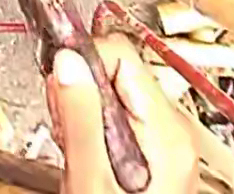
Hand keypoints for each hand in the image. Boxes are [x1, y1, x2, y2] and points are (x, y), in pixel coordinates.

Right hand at [47, 36, 195, 193]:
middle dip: (81, 87)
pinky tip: (85, 150)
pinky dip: (93, 123)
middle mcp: (173, 131)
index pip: (119, 53)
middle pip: (117, 69)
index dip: (83, 61)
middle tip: (63, 121)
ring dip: (84, 107)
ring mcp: (166, 144)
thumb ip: (78, 115)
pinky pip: (119, 114)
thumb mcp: (90, 180)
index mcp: (166, 131)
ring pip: (115, 91)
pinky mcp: (155, 155)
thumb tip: (66, 58)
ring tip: (74, 143)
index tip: (60, 85)